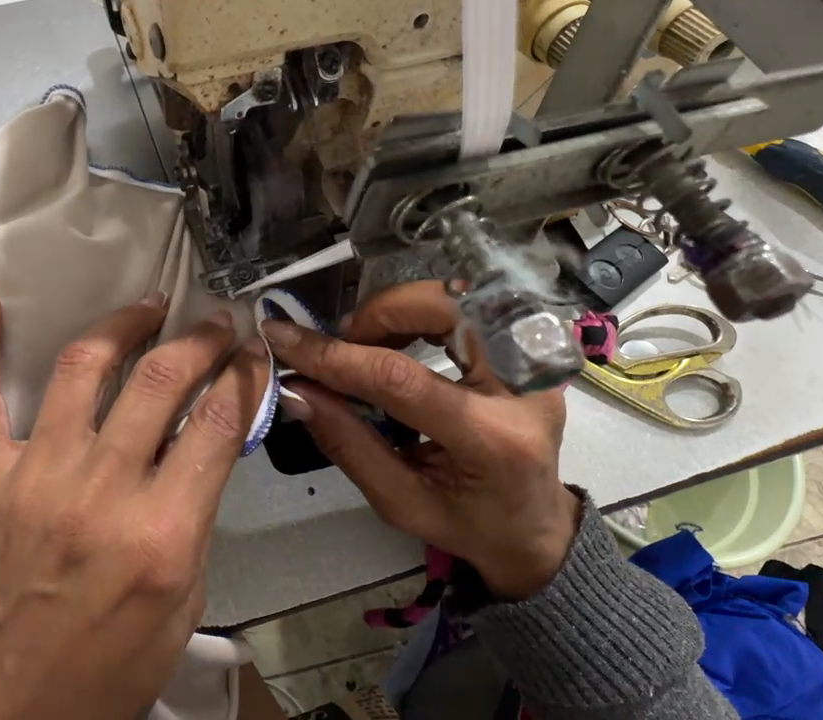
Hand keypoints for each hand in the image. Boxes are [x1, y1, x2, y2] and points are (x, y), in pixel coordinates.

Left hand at [0, 285, 268, 719]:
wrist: (3, 712)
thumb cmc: (107, 668)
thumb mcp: (183, 603)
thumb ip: (194, 514)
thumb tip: (202, 438)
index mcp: (161, 535)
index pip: (216, 423)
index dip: (244, 375)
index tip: (252, 351)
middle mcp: (99, 492)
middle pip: (160, 380)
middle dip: (199, 339)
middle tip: (214, 323)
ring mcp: (34, 476)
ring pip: (82, 366)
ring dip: (123, 324)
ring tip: (149, 305)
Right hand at [265, 281, 579, 600]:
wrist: (537, 528)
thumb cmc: (468, 524)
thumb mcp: (400, 502)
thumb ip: (347, 443)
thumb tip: (295, 388)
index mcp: (491, 440)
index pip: (401, 378)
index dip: (336, 356)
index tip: (284, 337)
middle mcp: (523, 389)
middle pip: (444, 310)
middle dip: (380, 313)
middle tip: (345, 341)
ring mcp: (533, 362)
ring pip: (458, 295)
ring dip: (399, 307)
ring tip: (366, 340)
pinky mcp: (527, 348)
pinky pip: (468, 305)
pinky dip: (421, 309)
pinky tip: (396, 336)